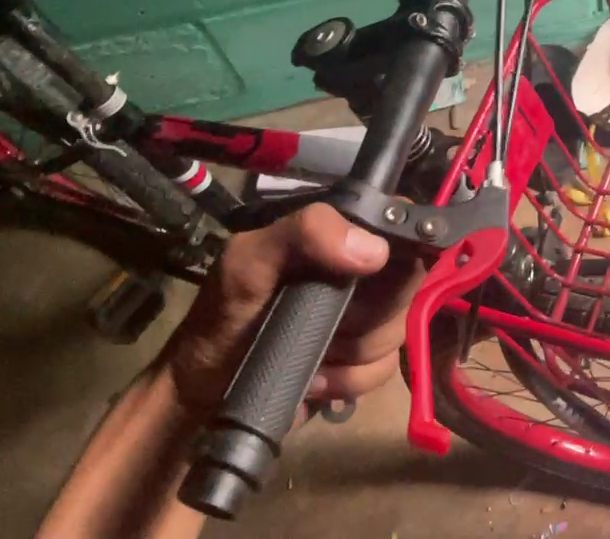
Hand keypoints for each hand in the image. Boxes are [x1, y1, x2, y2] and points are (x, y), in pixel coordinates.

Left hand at [160, 204, 423, 419]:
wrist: (200, 388)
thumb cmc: (222, 312)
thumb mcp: (248, 260)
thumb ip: (304, 233)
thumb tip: (375, 251)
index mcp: (341, 232)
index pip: (401, 222)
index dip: (407, 245)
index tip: (381, 273)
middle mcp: (362, 269)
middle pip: (408, 282)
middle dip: (372, 311)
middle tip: (331, 319)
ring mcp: (366, 315)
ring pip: (399, 328)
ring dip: (355, 350)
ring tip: (314, 352)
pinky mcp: (363, 360)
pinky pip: (385, 368)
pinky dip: (349, 379)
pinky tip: (317, 377)